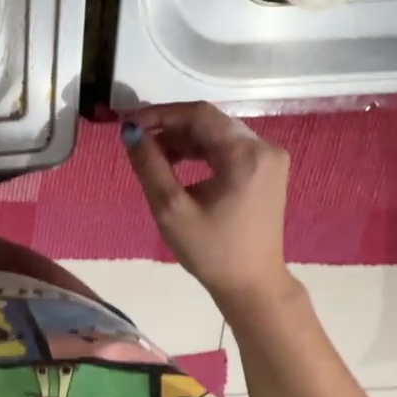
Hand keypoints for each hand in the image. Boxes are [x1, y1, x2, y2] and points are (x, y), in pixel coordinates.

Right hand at [123, 102, 293, 304]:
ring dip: (182, 138)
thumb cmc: (210, 250)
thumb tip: (130, 133)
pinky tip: (174, 163)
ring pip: (217, 133)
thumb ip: (149, 166)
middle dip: (169, 126)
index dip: (160, 113)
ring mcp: (268, 158)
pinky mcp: (265, 170)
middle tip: (135, 138)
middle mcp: (264, 147)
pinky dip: (198, 150)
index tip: (128, 124)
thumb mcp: (171, 209)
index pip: (199, 114)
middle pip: (209, 121)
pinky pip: (227, 148)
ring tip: (150, 154)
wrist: (251, 282)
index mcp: (246, 154)